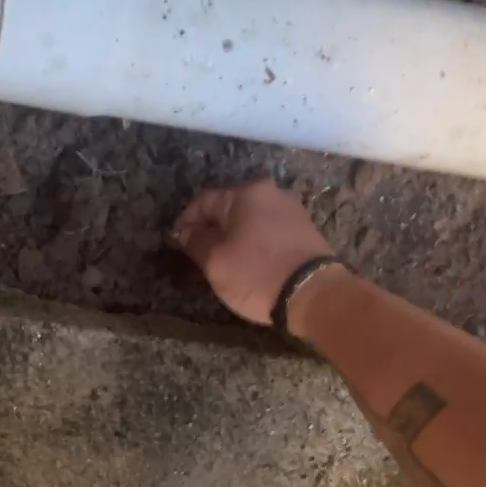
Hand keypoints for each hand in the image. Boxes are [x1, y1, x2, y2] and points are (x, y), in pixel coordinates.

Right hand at [171, 181, 334, 324]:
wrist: (311, 294)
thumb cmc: (256, 274)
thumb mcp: (215, 261)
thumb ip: (195, 242)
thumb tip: (182, 232)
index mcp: (246, 194)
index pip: (203, 201)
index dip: (184, 222)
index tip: (174, 244)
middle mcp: (271, 193)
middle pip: (228, 209)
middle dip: (209, 230)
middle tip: (196, 255)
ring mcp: (291, 210)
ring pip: (249, 220)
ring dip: (231, 237)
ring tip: (221, 262)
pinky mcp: (303, 230)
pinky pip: (267, 231)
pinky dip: (252, 242)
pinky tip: (247, 262)